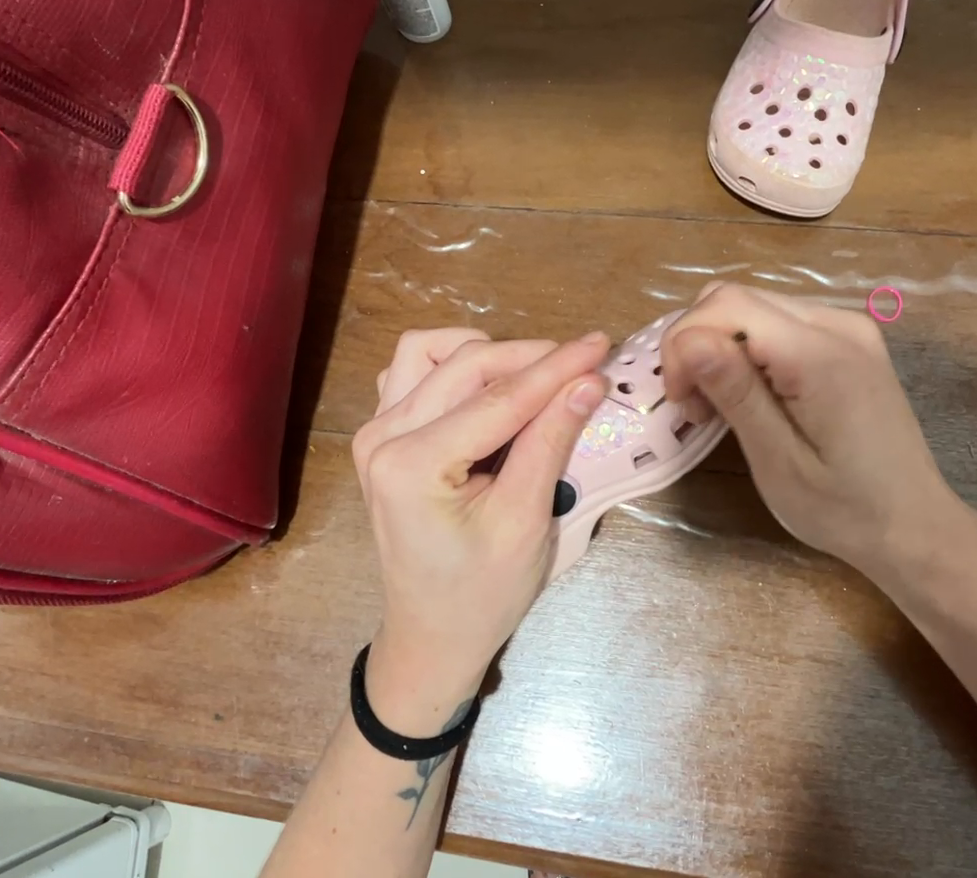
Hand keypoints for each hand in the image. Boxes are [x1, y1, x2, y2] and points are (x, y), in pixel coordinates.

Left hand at [351, 329, 609, 726]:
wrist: (431, 634)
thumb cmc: (481, 594)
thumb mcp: (524, 522)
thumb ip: (550, 442)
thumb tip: (588, 380)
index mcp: (411, 464)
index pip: (498, 398)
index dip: (556, 367)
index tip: (601, 342)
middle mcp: (382, 435)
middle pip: (463, 364)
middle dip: (529, 359)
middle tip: (582, 364)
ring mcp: (374, 431)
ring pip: (431, 354)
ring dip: (487, 355)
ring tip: (535, 377)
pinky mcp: (381, 434)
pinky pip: (413, 373)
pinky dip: (453, 368)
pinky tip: (487, 388)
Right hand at [660, 283, 956, 567]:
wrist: (915, 527)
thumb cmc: (843, 510)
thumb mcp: (778, 462)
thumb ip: (736, 392)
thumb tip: (687, 339)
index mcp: (821, 354)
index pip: (726, 307)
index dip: (684, 346)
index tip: (682, 404)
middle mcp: (837, 323)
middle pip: (735, 298)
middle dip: (695, 344)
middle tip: (696, 407)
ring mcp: (846, 327)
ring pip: (749, 306)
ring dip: (717, 347)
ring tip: (720, 405)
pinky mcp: (846, 340)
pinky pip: (774, 322)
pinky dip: (744, 349)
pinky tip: (749, 394)